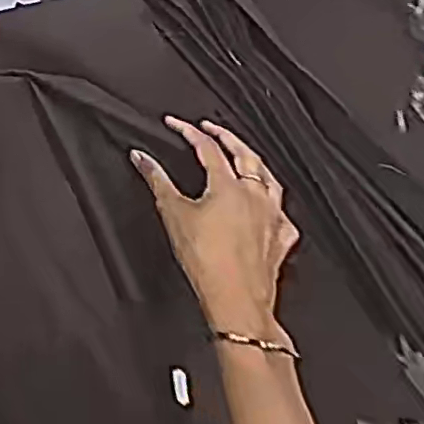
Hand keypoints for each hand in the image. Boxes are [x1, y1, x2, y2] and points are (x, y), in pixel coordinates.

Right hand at [131, 118, 299, 349]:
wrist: (236, 300)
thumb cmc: (206, 260)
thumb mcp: (172, 212)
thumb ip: (156, 179)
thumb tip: (141, 158)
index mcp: (228, 186)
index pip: (207, 147)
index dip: (189, 131)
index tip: (175, 123)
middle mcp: (255, 197)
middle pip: (246, 155)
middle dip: (227, 136)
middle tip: (210, 127)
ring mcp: (273, 217)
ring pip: (270, 178)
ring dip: (254, 161)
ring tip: (243, 155)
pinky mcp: (281, 239)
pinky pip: (282, 210)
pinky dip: (272, 199)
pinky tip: (267, 203)